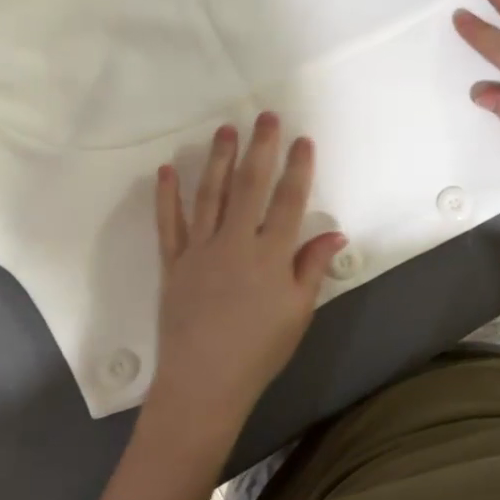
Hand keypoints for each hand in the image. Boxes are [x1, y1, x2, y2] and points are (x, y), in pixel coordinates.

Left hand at [149, 114, 346, 418]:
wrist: (204, 382)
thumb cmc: (260, 350)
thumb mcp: (298, 312)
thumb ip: (312, 268)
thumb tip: (333, 231)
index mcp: (271, 256)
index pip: (289, 201)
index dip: (298, 168)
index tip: (303, 139)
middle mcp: (236, 243)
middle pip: (250, 186)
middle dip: (260, 148)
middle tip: (265, 117)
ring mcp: (200, 250)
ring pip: (210, 194)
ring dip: (218, 159)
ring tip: (225, 130)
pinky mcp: (173, 263)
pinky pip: (169, 223)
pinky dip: (167, 196)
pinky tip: (166, 170)